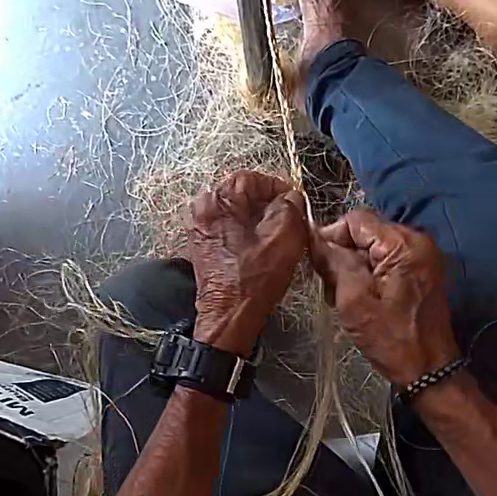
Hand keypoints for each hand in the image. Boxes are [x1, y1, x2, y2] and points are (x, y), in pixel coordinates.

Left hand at [186, 172, 308, 352]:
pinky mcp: (206, 248)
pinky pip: (232, 230)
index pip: (251, 178)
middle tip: (289, 220)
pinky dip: (249, 235)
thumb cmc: (253, 280)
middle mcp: (203, 212)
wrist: (229, 317)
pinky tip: (263, 250)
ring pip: (239, 214)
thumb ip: (290, 207)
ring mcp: (202, 230)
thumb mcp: (284, 237)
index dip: (277, 187)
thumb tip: (291, 197)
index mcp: (218, 202)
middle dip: (269, 205)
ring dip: (260, 221)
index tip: (294, 201)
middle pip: (243, 195)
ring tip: (279, 237)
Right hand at [307, 210, 459, 387]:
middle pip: (365, 231)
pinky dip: (369, 272)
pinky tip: (362, 295)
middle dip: (343, 253)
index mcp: (404, 244)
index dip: (330, 237)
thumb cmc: (391, 338)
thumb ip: (334, 262)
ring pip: (373, 245)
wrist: (429, 370)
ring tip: (345, 294)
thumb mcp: (354, 300)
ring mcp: (423, 255)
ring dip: (354, 264)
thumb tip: (313, 237)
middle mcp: (418, 241)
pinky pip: (386, 258)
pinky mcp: (422, 269)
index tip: (317, 263)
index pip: (356, 220)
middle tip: (330, 284)